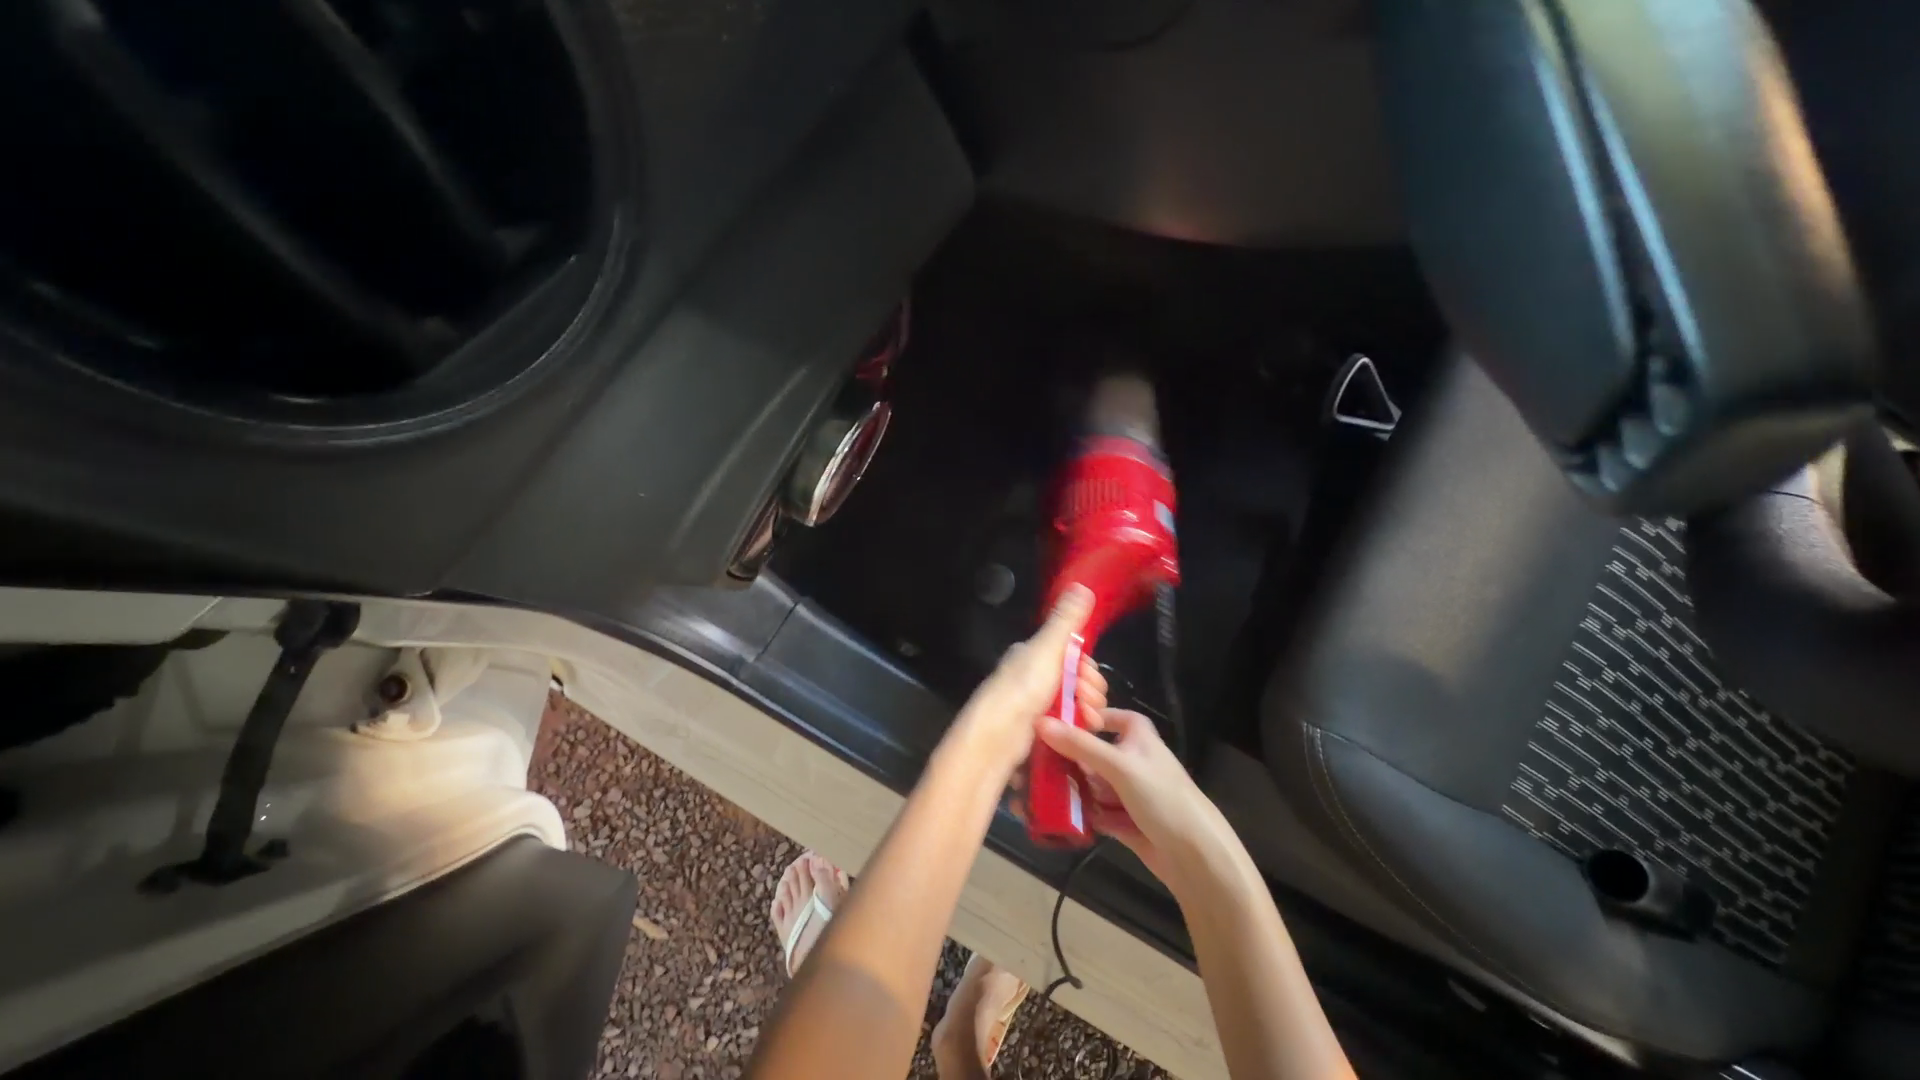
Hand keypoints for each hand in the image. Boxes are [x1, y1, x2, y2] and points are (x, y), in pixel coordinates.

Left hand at [943, 585, 1103, 778]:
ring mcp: (1037, 702)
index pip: (1073, 654)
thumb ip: (1066, 620)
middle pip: (1078, 678)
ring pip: (1076, 701)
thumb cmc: (1022, 688)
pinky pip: (1069, 721)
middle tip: (1087, 699)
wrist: (998, 734)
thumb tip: (1082, 586)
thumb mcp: (1047, 648)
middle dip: (1090, 688)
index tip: (1089, 677)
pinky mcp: (1042, 727)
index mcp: (1034, 653)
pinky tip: (1082, 728)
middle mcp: (1035, 675)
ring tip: (1087, 716)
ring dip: (1089, 707)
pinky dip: (1079, 723)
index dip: (1087, 666)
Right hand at [1035, 708, 1220, 884]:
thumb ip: (1079, 745)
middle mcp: (1129, 757)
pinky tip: (1054, 818)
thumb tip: (1039, 722)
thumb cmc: (1162, 797)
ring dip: (1068, 791)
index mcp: (1136, 733)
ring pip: (1087, 783)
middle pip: (1087, 752)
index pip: (1100, 716)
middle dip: (1064, 763)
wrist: (1195, 855)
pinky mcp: (1121, 818)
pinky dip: (1078, 813)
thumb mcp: (1120, 765)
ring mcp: (1125, 790)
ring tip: (1038, 798)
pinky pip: (1092, 810)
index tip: (1040, 727)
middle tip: (1031, 771)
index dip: (1074, 720)